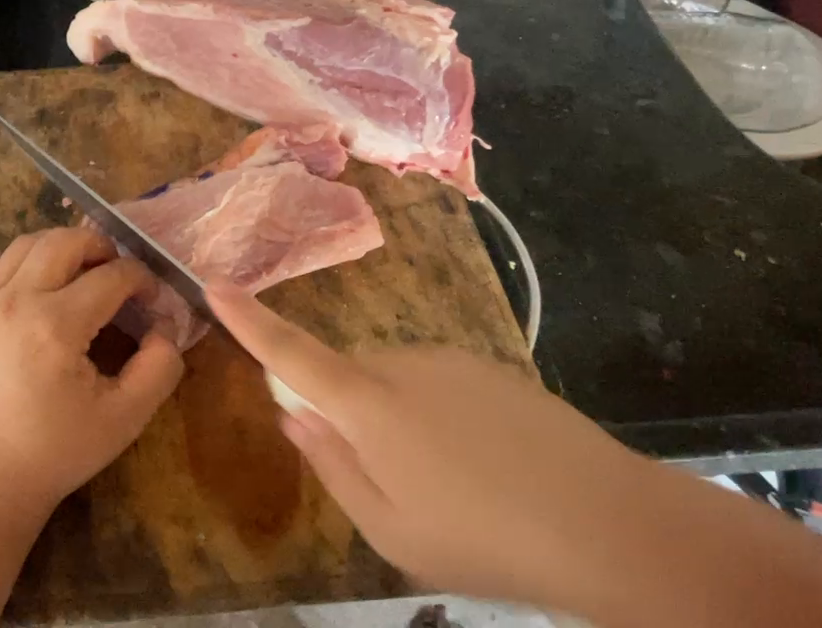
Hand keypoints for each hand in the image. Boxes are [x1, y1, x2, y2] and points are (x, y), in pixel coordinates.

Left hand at [0, 228, 185, 517]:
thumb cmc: (60, 450)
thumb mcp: (126, 417)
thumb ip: (160, 366)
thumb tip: (165, 325)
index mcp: (55, 325)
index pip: (111, 276)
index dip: (141, 279)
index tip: (153, 299)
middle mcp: (18, 300)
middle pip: (65, 241)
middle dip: (103, 247)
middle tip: (122, 274)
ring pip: (30, 242)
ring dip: (66, 246)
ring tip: (88, 272)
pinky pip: (9, 264)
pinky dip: (37, 261)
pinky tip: (55, 290)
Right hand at [208, 284, 654, 606]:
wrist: (609, 524)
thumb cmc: (483, 538)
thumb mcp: (390, 532)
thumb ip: (331, 466)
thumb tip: (291, 413)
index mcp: (366, 405)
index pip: (288, 352)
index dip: (247, 319)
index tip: (212, 283)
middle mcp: (399, 364)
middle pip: (346, 375)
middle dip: (348, 413)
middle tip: (392, 480)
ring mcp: (448, 360)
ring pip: (394, 381)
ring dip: (398, 419)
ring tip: (453, 484)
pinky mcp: (489, 366)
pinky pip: (436, 383)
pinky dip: (439, 415)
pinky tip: (486, 465)